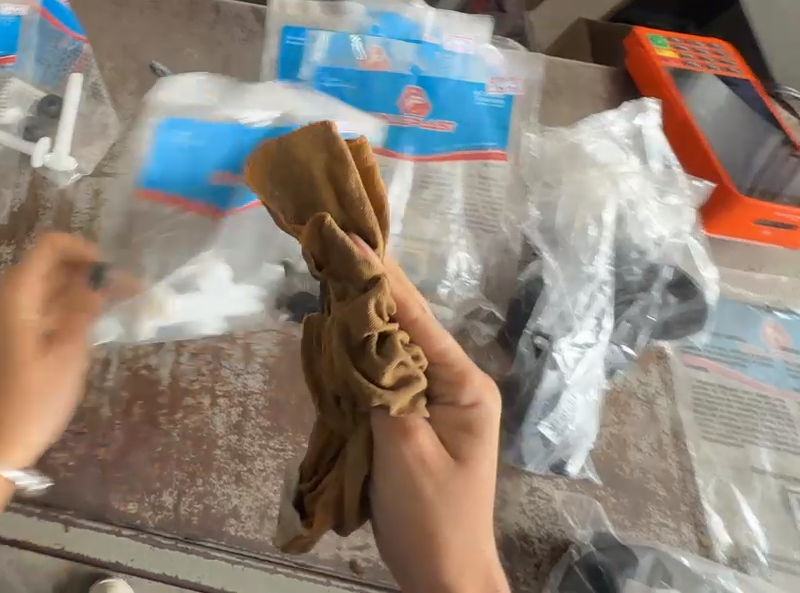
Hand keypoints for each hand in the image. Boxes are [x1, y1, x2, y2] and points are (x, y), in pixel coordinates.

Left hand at [0, 231, 103, 469]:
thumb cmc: (31, 401)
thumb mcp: (67, 355)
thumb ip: (83, 310)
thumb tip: (98, 281)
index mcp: (17, 292)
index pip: (51, 245)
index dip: (84, 250)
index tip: (112, 271)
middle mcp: (8, 295)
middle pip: (51, 264)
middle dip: (89, 272)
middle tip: (128, 290)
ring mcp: (6, 314)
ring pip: (49, 286)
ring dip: (81, 291)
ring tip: (119, 306)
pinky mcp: (10, 333)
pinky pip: (42, 307)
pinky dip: (67, 309)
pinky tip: (93, 326)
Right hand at [360, 235, 507, 592]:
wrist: (444, 574)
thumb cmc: (430, 515)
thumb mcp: (405, 448)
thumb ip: (382, 383)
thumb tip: (358, 328)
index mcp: (463, 384)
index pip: (415, 318)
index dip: (381, 278)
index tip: (352, 240)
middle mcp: (453, 380)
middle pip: (408, 320)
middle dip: (374, 281)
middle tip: (338, 240)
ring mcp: (434, 395)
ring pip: (394, 338)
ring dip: (365, 304)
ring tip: (337, 264)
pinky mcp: (413, 409)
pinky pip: (385, 362)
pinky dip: (361, 337)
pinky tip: (342, 315)